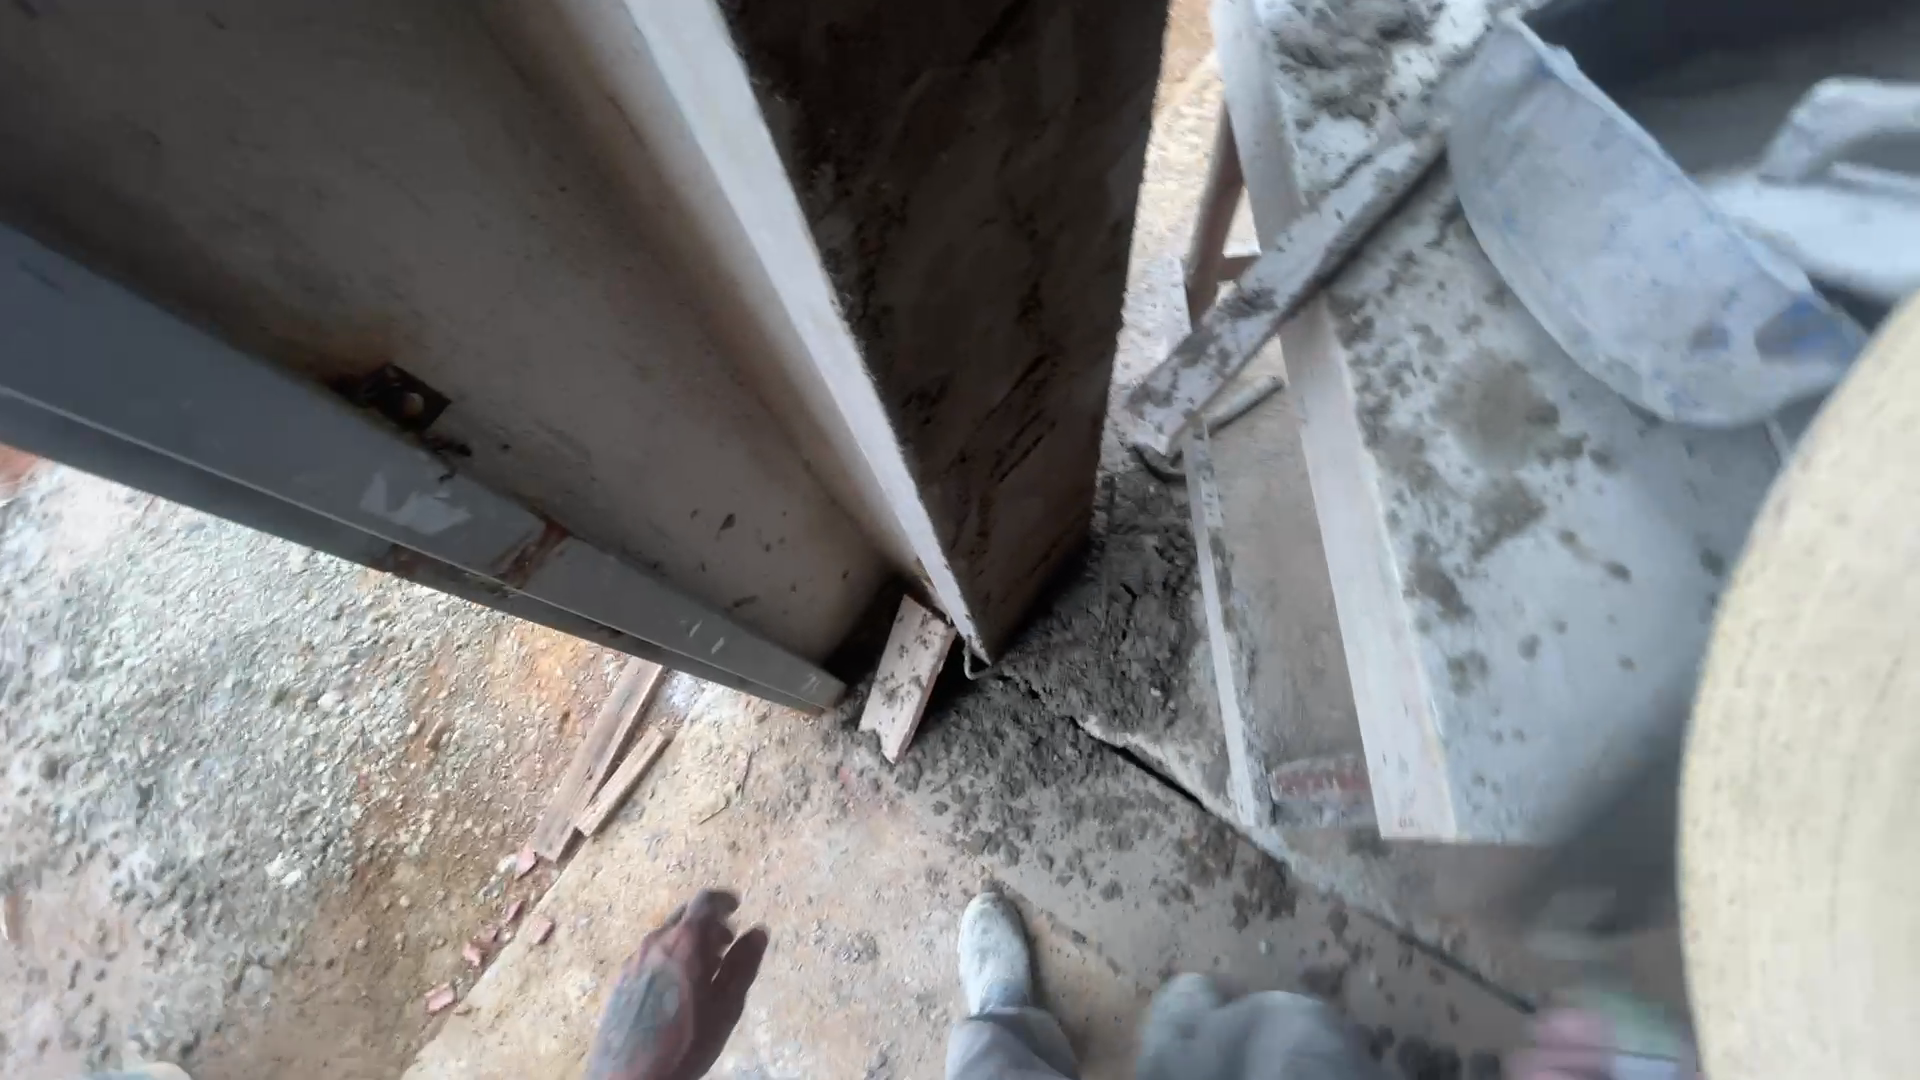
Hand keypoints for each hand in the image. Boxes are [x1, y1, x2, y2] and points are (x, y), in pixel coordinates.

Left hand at [584, 889, 769, 1079]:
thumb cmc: (685, 1042)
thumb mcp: (726, 1007)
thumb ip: (743, 964)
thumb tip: (759, 931)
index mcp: (685, 940)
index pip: (706, 901)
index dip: (724, 901)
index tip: (736, 908)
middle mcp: (656, 941)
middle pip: (685, 916)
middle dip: (708, 924)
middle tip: (724, 946)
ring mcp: (634, 960)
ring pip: (667, 936)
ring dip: (688, 941)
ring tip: (702, 971)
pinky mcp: (619, 981)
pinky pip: (650, 955)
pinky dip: (669, 957)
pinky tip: (675, 988)